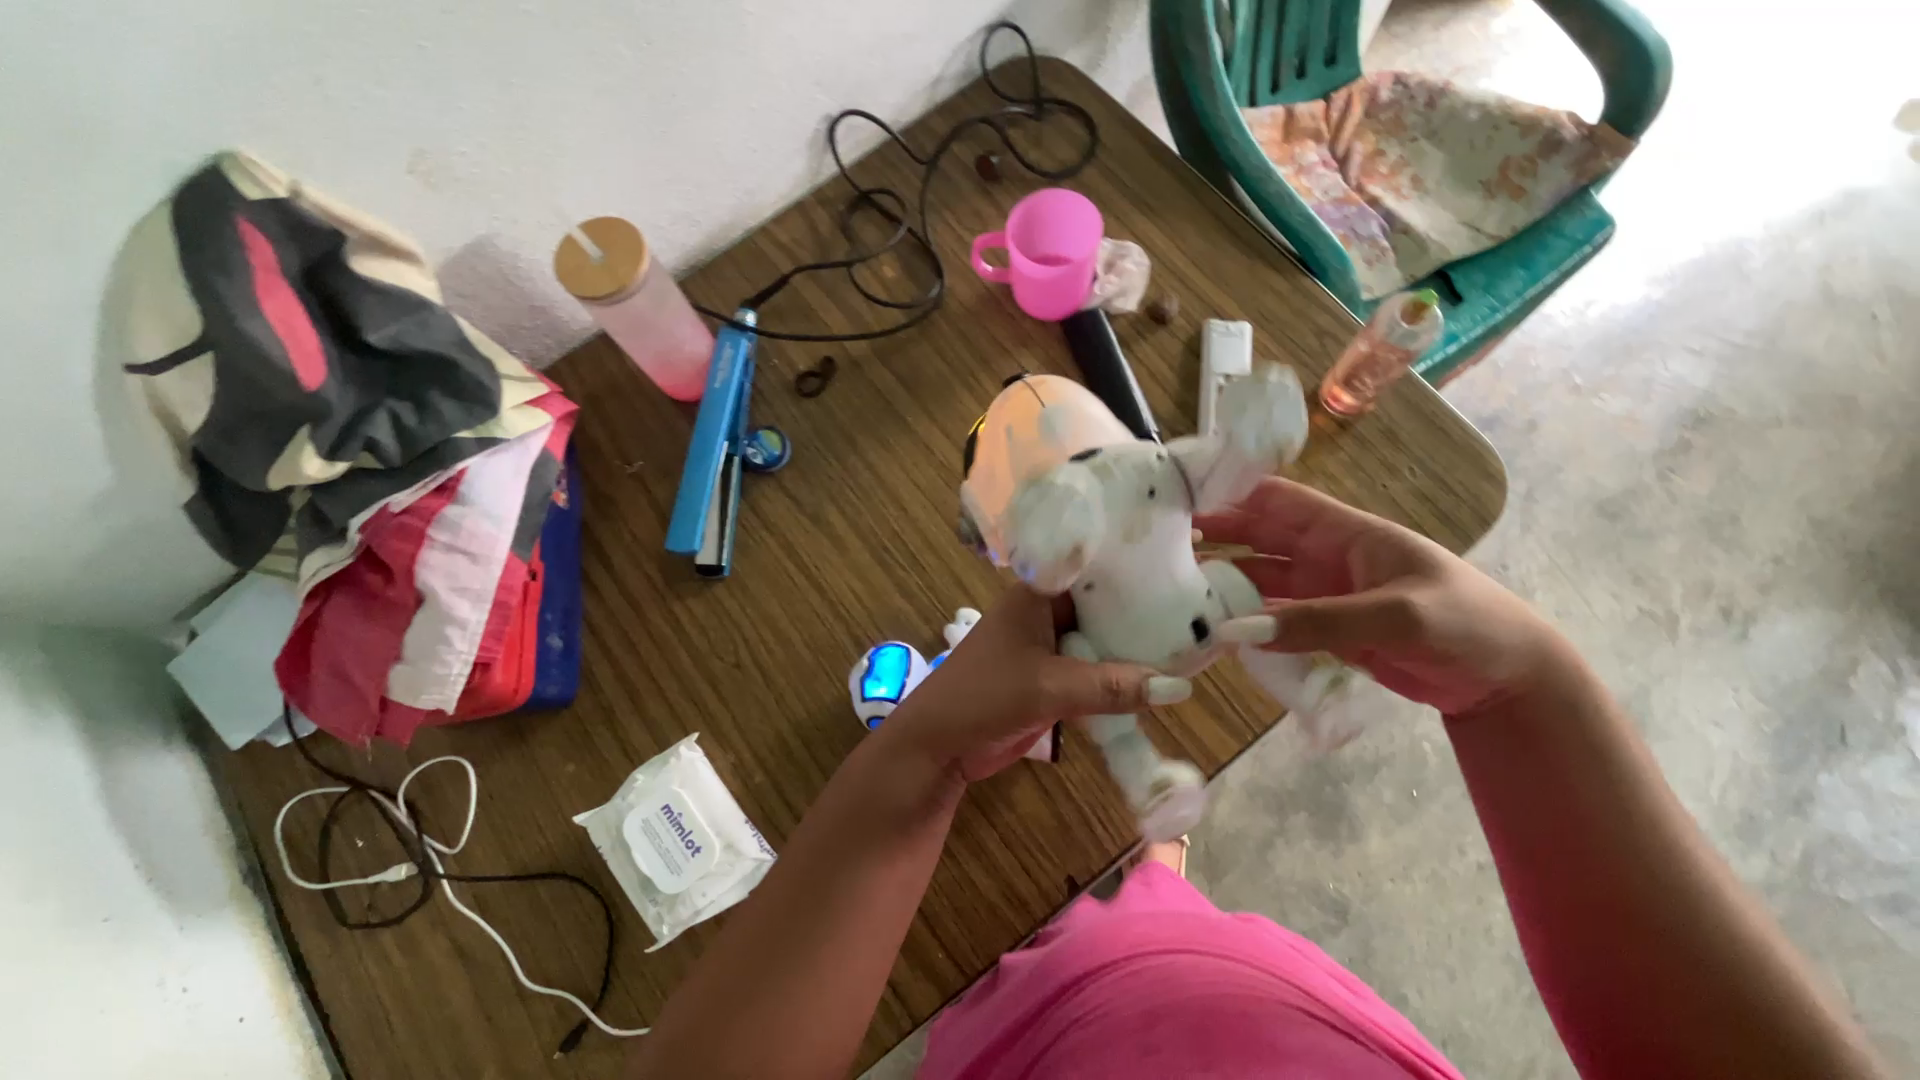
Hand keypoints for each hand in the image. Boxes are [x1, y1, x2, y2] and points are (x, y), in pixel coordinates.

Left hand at [877, 585, 1190, 782]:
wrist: (936, 745)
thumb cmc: (981, 697)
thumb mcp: (1047, 688)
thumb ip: (1110, 687)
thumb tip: (1179, 686)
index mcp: (1038, 592)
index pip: (1096, 562)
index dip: (1138, 556)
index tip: (1188, 546)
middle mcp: (1047, 610)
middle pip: (1107, 599)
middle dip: (1149, 601)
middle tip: (1207, 594)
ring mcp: (1051, 643)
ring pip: (1105, 634)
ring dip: (1139, 640)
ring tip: (1199, 631)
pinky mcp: (1054, 676)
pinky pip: (1098, 665)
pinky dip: (1123, 670)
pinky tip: (1163, 672)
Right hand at [1195, 478, 1572, 716]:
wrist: (1505, 679)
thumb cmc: (1465, 625)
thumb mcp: (1397, 615)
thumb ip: (1317, 621)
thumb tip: (1234, 630)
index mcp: (1347, 532)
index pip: (1276, 500)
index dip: (1230, 491)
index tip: (1178, 494)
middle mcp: (1327, 556)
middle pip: (1258, 536)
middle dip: (1213, 535)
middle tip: (1157, 543)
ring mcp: (1325, 594)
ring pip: (1260, 578)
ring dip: (1223, 580)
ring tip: (1173, 587)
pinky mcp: (1326, 630)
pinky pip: (1274, 618)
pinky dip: (1244, 621)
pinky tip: (1213, 627)